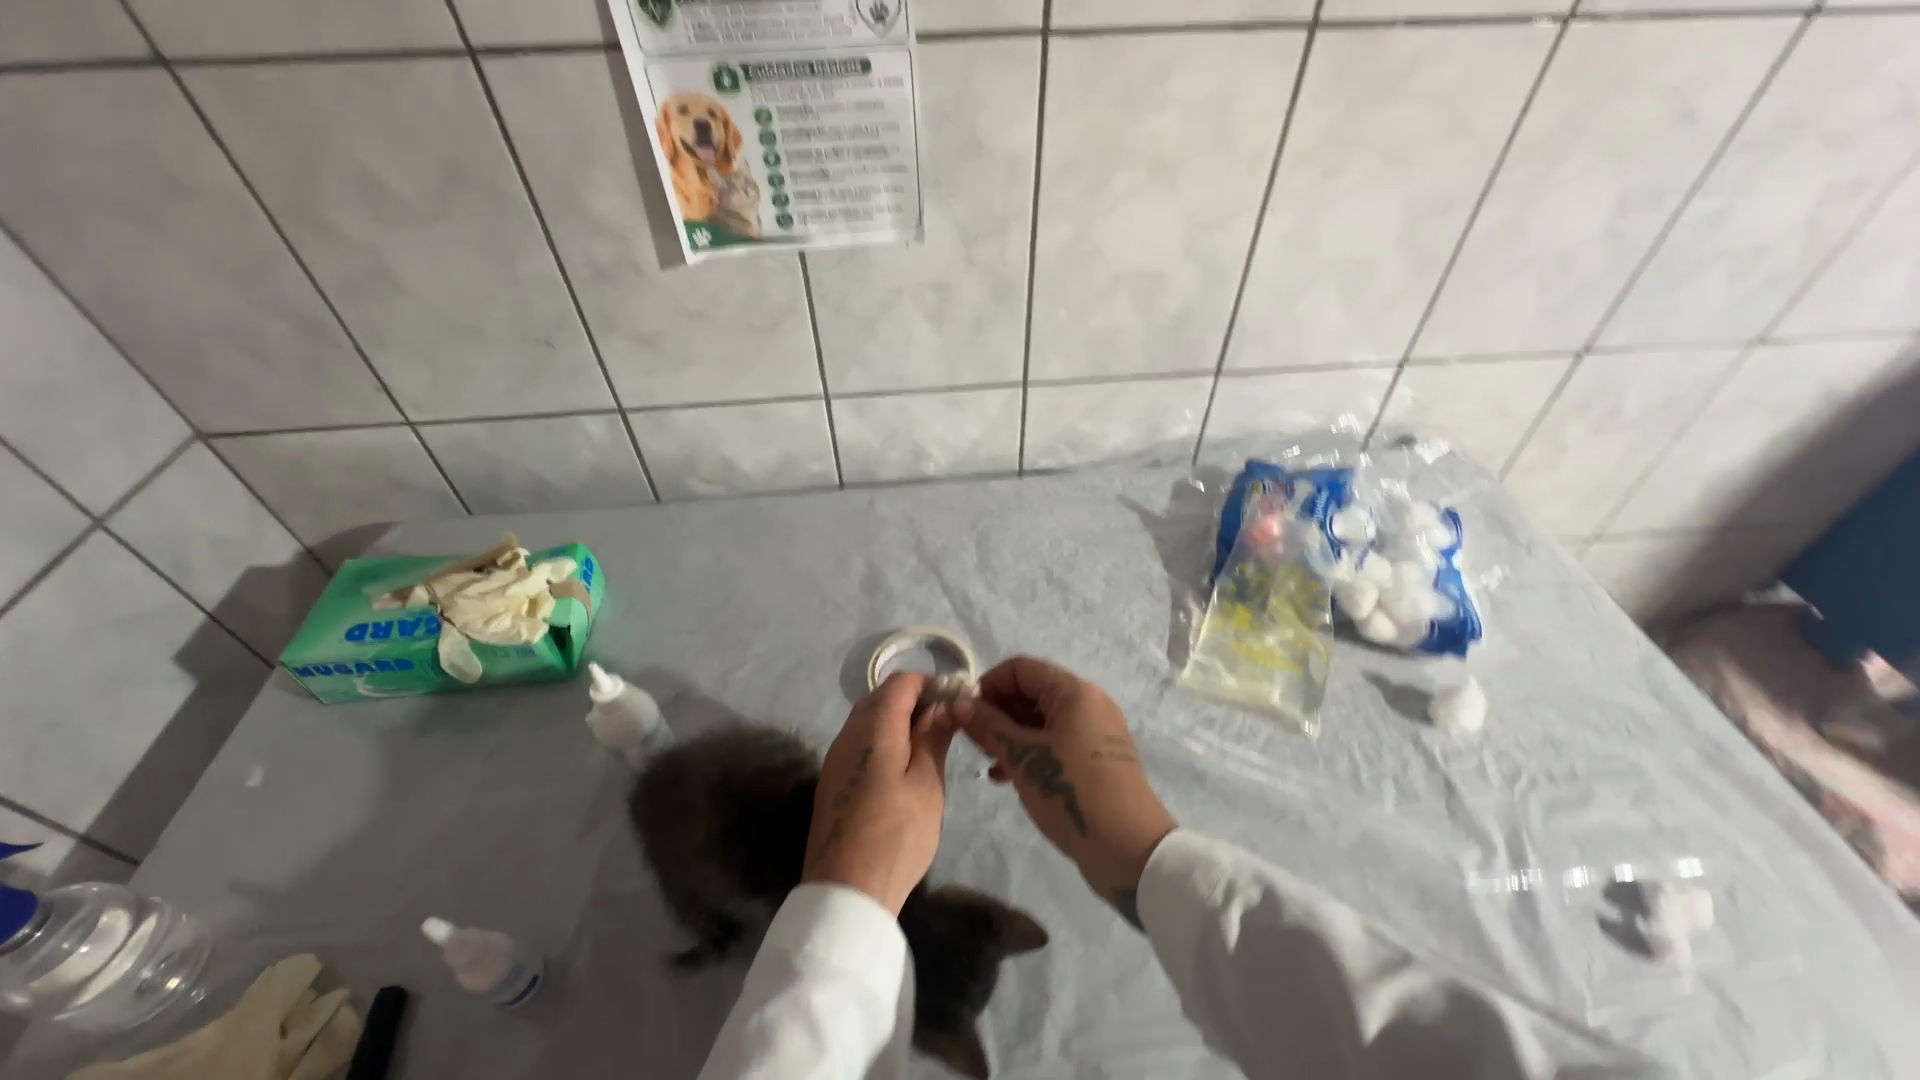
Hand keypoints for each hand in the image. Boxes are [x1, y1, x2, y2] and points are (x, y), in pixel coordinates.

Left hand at [802, 672, 954, 914]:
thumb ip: (932, 737)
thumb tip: (940, 704)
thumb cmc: (897, 835)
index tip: (956, 702)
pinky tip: (903, 767)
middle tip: (946, 725)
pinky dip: (883, 741)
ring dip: (898, 722)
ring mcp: (836, 759)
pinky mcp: (833, 781)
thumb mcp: (927, 784)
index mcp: (873, 729)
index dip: (930, 684)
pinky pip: (860, 744)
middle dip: (914, 700)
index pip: (900, 683)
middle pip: (880, 698)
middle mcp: (848, 735)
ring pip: (868, 721)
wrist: (847, 891)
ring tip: (930, 747)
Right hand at [953, 657, 1176, 926]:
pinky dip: (1029, 751)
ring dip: (1010, 734)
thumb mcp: (1023, 758)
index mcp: (1074, 692)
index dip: (988, 684)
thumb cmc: (1071, 793)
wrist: (1129, 848)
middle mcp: (1087, 703)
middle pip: (1031, 692)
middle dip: (997, 711)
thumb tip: (959, 704)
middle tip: (971, 740)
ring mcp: (1094, 732)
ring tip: (988, 761)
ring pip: (1041, 720)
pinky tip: (1007, 776)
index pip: (1020, 668)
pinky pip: (1054, 742)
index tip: (964, 713)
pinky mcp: (1095, 758)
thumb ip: (988, 726)